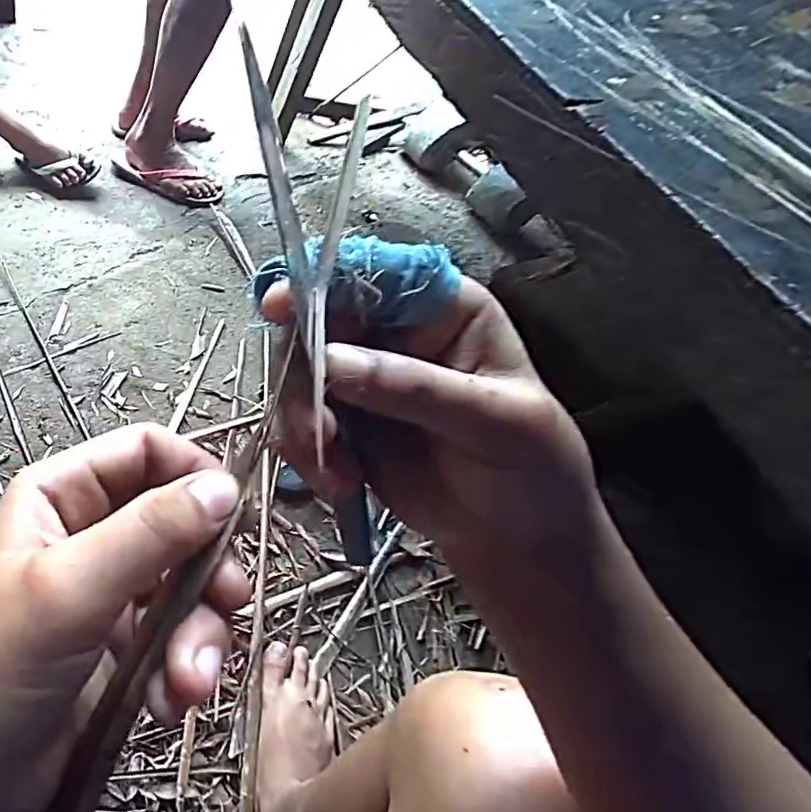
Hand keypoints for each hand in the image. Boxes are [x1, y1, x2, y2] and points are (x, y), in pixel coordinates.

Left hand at [0, 424, 249, 811]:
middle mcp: (89, 536)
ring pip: (190, 588)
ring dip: (201, 636)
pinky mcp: (126, 648)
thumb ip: (147, 534)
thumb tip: (221, 489)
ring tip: (186, 680)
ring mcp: (110, 593)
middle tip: (224, 601)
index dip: (194, 475)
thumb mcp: (65, 590)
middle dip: (207, 570)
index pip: (146, 454)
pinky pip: (181, 641)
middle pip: (181, 522)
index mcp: (61, 496)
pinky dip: (186, 671)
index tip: (233, 515)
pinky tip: (168, 703)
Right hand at [263, 276, 595, 564]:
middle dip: (304, 380)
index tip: (280, 307)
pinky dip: (306, 453)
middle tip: (319, 434)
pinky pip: (296, 420)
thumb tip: (332, 362)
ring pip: (295, 376)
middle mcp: (391, 334)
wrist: (512, 536)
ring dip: (302, 424)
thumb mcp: (493, 422)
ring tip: (337, 472)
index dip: (322, 281)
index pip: (373, 275)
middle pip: (314, 325)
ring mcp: (359, 377)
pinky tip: (341, 482)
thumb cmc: (530, 468)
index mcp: (439, 310)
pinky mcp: (340, 419)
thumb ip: (416, 389)